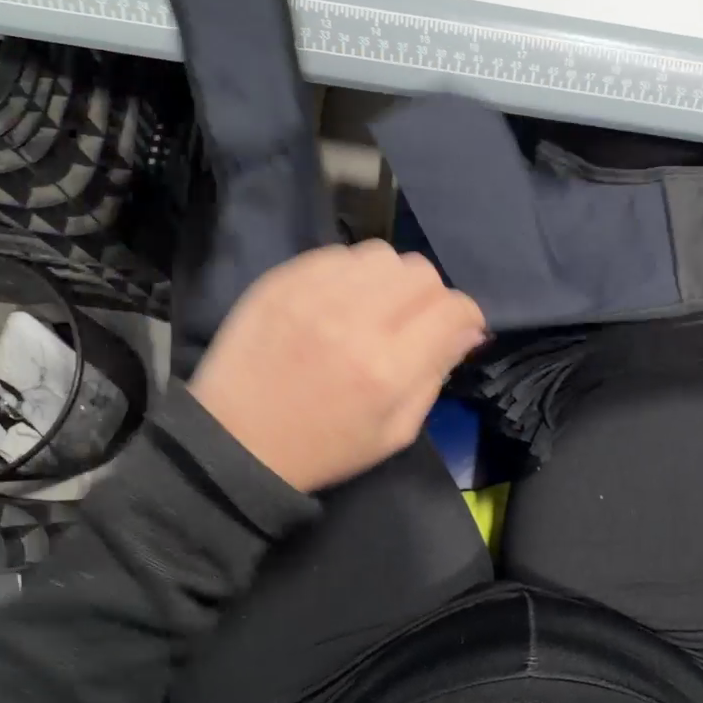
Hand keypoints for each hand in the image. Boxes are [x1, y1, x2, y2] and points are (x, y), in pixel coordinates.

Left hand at [188, 241, 486, 491]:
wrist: (234, 444)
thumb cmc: (323, 448)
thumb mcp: (395, 433)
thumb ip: (436, 376)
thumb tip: (467, 330)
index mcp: (388, 368)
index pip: (453, 309)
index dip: (466, 316)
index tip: (456, 329)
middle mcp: (355, 320)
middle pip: (421, 272)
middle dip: (431, 295)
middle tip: (414, 320)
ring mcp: (313, 295)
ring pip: (382, 255)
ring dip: (391, 279)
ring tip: (376, 306)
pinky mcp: (282, 281)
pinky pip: (338, 254)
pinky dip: (351, 273)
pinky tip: (340, 301)